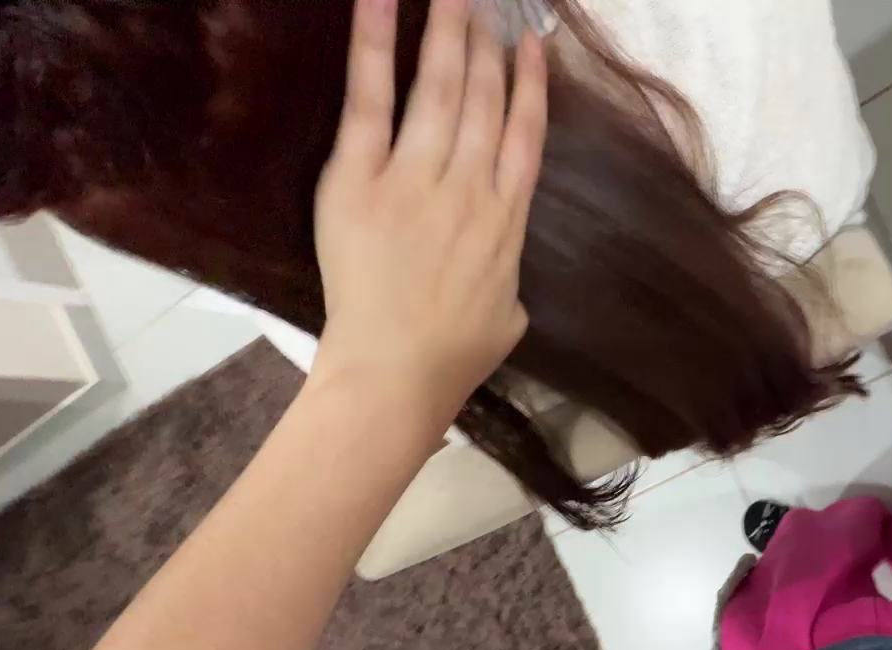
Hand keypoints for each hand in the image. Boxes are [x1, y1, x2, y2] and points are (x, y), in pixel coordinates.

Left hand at [309, 0, 546, 429]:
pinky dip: (373, 46)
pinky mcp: (360, 180)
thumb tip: (503, 264)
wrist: (398, 371)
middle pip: (483, 102)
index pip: (524, 139)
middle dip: (485, 43)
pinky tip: (381, 0)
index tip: (532, 45)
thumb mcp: (510, 317)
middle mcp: (470, 191)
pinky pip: (370, 102)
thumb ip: (510, 279)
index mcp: (507, 224)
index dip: (530, 87)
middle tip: (485, 0)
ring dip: (446, 31)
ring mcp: (416, 181)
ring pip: (438, 90)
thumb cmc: (458, 354)